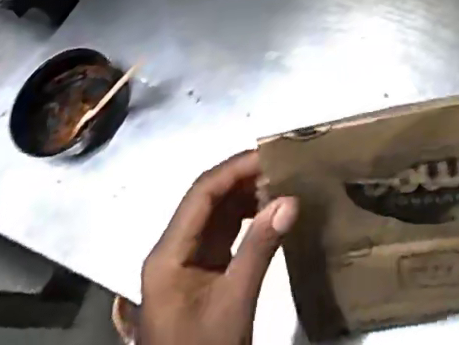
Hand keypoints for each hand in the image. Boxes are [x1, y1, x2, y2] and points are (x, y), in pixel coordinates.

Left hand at [140, 151, 297, 344]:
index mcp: (168, 252)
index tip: (267, 155)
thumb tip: (290, 199)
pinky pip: (220, 237)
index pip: (201, 194)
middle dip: (240, 180)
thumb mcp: (234, 303)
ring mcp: (184, 264)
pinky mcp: (198, 278)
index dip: (233, 170)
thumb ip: (260, 249)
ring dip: (243, 199)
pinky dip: (243, 223)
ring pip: (213, 217)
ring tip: (279, 185)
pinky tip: (267, 215)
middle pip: (205, 201)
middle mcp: (171, 250)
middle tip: (280, 166)